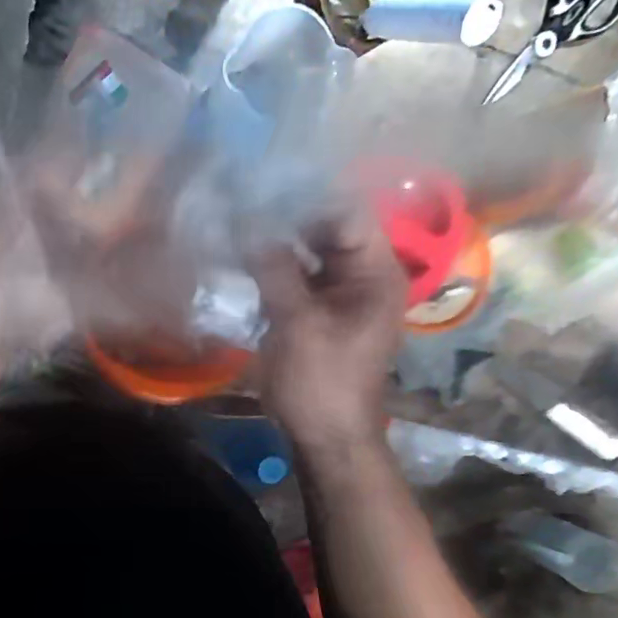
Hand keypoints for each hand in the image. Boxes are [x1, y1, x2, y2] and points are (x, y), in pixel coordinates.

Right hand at [252, 209, 406, 453]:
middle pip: (332, 228)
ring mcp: (347, 294)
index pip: (349, 213)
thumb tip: (251, 225)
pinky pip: (306, 276)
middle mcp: (368, 276)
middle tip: (245, 196)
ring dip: (282, 238)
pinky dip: (281, 265)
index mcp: (376, 273)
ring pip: (315, 251)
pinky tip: (249, 253)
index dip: (311, 194)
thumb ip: (275, 268)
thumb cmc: (320, 382)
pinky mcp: (327, 312)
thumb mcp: (296, 323)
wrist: (329, 438)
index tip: (267, 179)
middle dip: (291, 214)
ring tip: (241, 217)